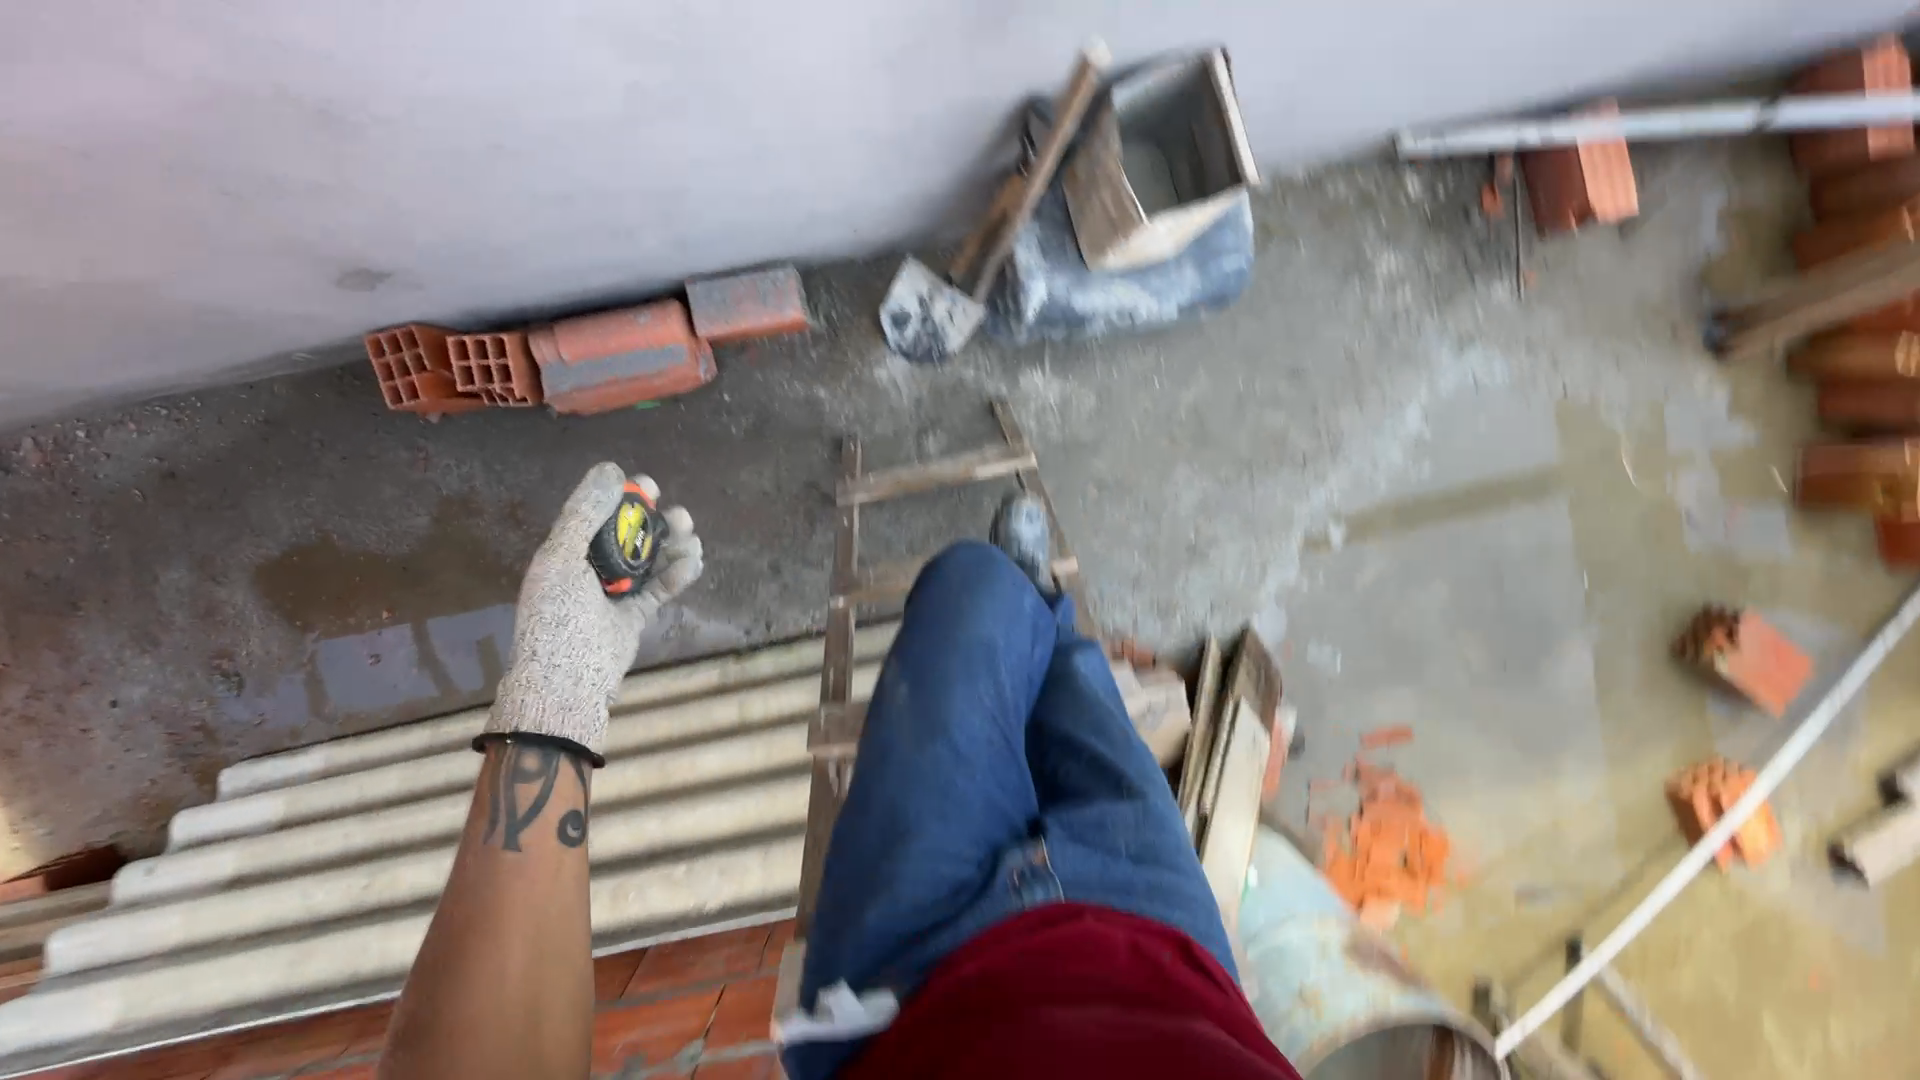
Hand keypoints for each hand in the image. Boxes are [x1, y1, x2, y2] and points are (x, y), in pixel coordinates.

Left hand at [483, 462, 703, 759]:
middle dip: (657, 520)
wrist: (567, 679)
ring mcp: (617, 591)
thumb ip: (584, 514)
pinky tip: (691, 563)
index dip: (624, 496)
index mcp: (568, 551)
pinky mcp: (638, 613)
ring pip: (652, 558)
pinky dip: (678, 575)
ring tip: (690, 538)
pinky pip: (662, 587)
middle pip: (632, 533)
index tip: (648, 485)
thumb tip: (612, 470)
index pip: (599, 513)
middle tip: (676, 513)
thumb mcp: (561, 558)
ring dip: (674, 545)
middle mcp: (593, 567)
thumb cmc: (556, 616)